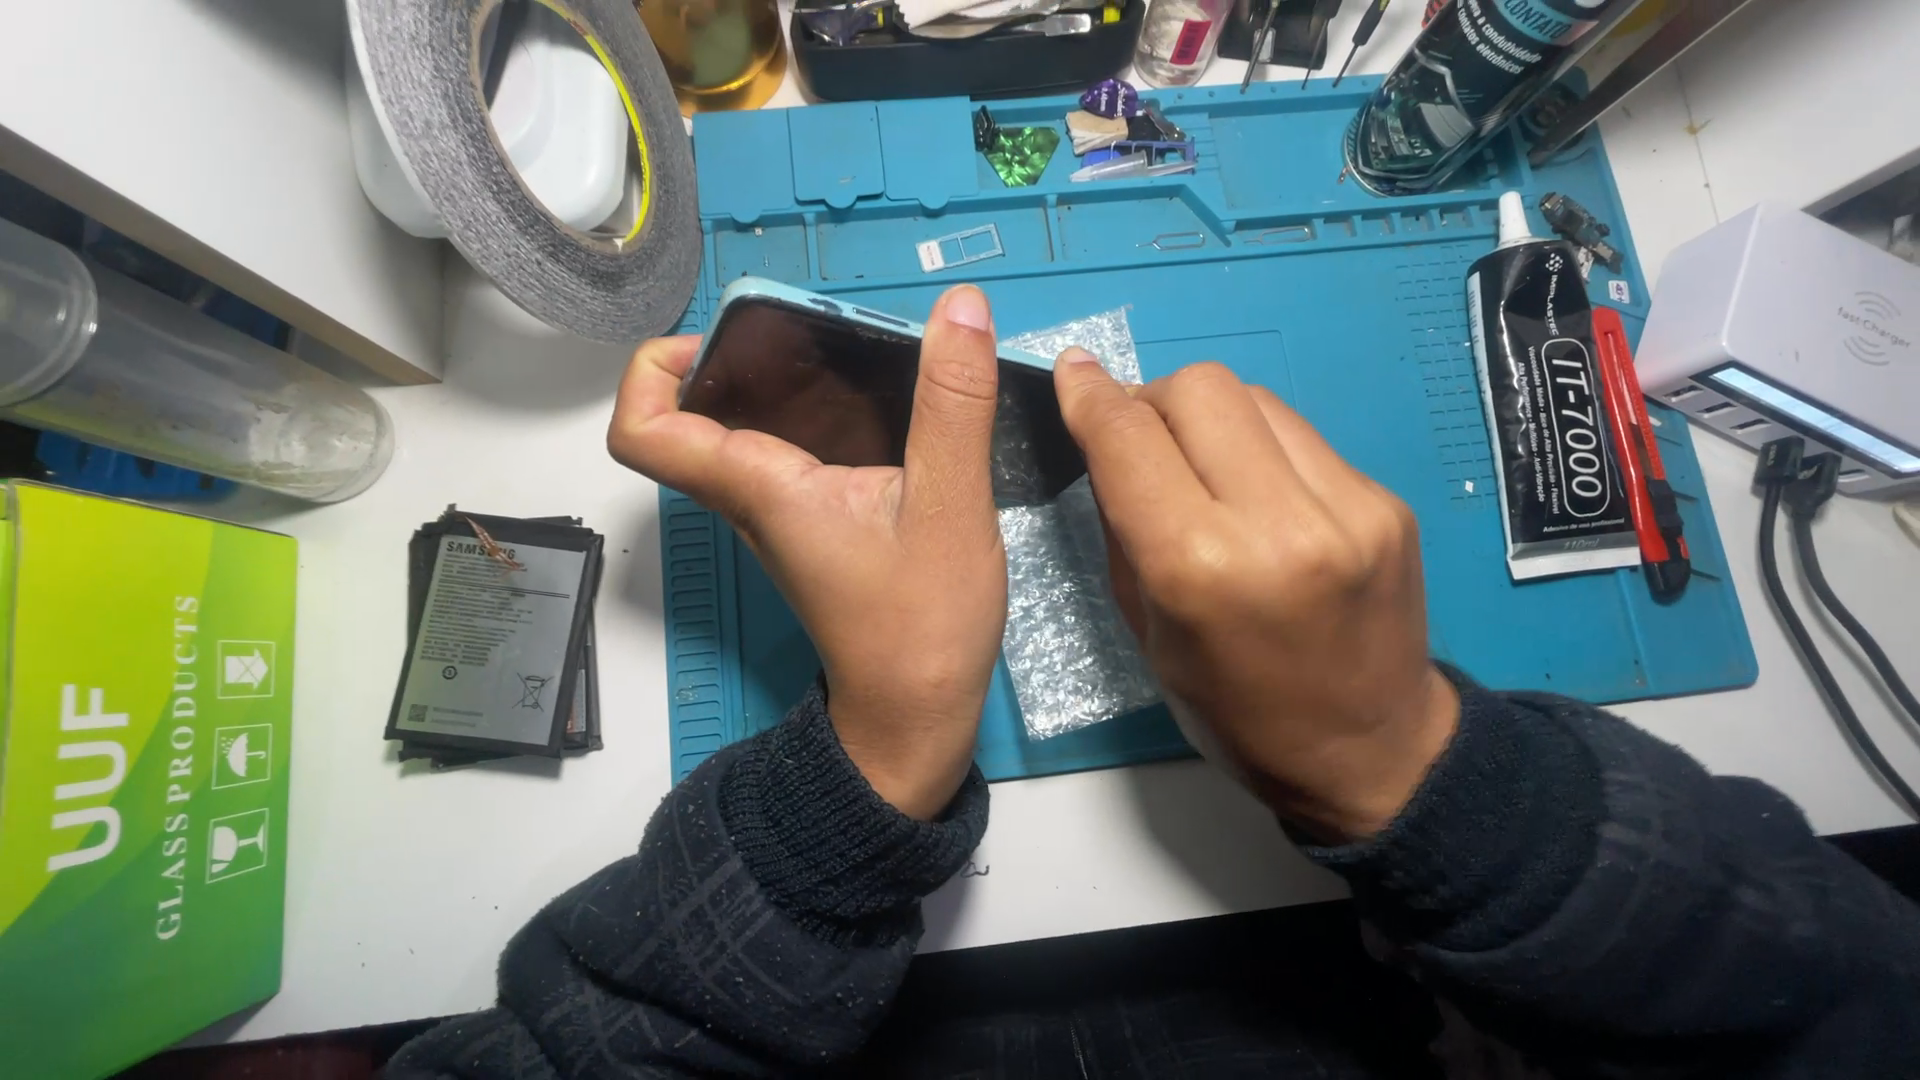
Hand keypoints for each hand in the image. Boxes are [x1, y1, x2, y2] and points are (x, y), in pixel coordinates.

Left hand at [609, 287, 1006, 819]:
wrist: (917, 712)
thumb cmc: (922, 622)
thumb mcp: (950, 505)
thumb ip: (953, 404)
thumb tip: (962, 306)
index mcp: (761, 489)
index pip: (645, 432)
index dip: (649, 373)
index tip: (712, 339)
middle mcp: (754, 503)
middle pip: (693, 421)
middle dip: (731, 360)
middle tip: (805, 328)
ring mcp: (782, 523)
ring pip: (742, 440)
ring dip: (776, 387)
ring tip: (847, 352)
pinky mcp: (814, 534)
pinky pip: (787, 461)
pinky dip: (812, 421)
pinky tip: (875, 408)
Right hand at [1054, 354, 1458, 840]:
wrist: (1368, 752)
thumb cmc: (1230, 708)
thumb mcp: (1145, 627)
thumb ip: (1121, 523)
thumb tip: (1109, 438)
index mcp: (1197, 567)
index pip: (1129, 440)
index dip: (1090, 395)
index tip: (1072, 370)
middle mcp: (1276, 522)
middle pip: (1199, 387)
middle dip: (1152, 400)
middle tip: (1142, 441)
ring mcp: (1347, 506)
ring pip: (1254, 396)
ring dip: (1208, 416)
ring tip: (1203, 466)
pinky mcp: (1386, 501)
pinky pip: (1299, 434)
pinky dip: (1258, 445)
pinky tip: (1258, 490)